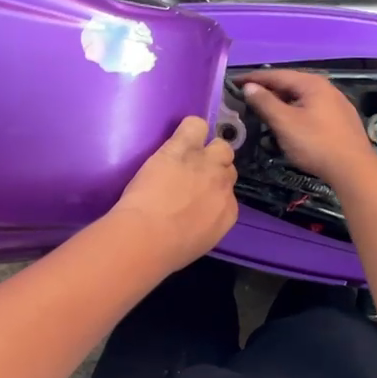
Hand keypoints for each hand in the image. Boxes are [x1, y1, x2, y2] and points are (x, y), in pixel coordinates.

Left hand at [107, 116, 238, 271]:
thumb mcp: (199, 242)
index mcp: (228, 211)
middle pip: (228, 167)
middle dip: (215, 170)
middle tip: (192, 177)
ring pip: (221, 146)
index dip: (214, 192)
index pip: (229, 193)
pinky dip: (190, 129)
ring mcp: (205, 164)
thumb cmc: (166, 251)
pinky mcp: (182, 148)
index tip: (197, 196)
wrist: (147, 236)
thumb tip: (200, 216)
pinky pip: (196, 125)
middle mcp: (223, 185)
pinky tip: (181, 137)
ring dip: (207, 150)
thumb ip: (207, 222)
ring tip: (187, 155)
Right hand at [238, 70, 376, 186]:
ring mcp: (337, 103)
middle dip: (269, 89)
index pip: (277, 75)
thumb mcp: (285, 123)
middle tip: (248, 97)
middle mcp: (326, 88)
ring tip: (265, 109)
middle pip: (291, 84)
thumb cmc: (315, 144)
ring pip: (303, 97)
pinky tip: (291, 122)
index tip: (235, 82)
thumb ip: (265, 103)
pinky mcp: (342, 120)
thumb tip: (249, 87)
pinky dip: (297, 111)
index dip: (254, 78)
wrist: (354, 169)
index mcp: (312, 84)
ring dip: (283, 101)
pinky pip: (313, 108)